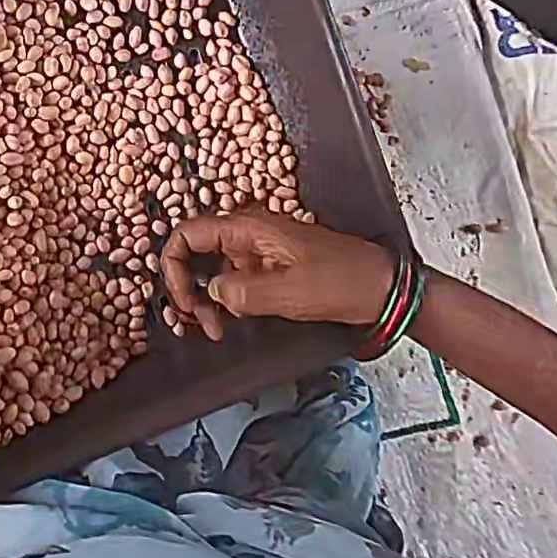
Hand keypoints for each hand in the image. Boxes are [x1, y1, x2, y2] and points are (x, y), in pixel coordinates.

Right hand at [159, 212, 396, 340]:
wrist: (383, 289)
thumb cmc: (341, 282)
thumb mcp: (291, 291)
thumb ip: (243, 291)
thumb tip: (211, 292)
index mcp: (247, 229)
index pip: (187, 234)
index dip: (173, 264)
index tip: (183, 298)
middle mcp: (244, 236)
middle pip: (192, 254)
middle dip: (186, 287)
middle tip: (197, 320)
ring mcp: (253, 254)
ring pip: (208, 271)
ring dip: (202, 300)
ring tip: (214, 328)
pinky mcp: (263, 271)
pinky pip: (228, 283)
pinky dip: (220, 303)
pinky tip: (226, 323)